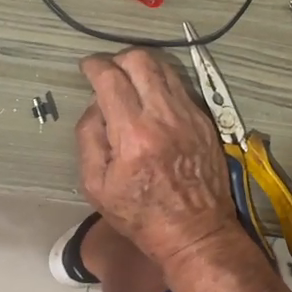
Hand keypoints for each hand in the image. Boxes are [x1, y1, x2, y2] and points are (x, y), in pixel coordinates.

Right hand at [75, 49, 243, 267]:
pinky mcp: (205, 121)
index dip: (94, 65)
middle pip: (141, 60)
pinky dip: (161, 85)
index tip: (86, 67)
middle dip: (119, 58)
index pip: (110, 78)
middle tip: (109, 72)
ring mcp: (189, 116)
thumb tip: (95, 105)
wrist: (195, 233)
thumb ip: (88, 137)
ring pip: (164, 68)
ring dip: (142, 67)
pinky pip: (180, 87)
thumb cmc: (140, 215)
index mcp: (132, 134)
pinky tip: (152, 103)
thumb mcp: (95, 184)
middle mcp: (163, 117)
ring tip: (130, 83)